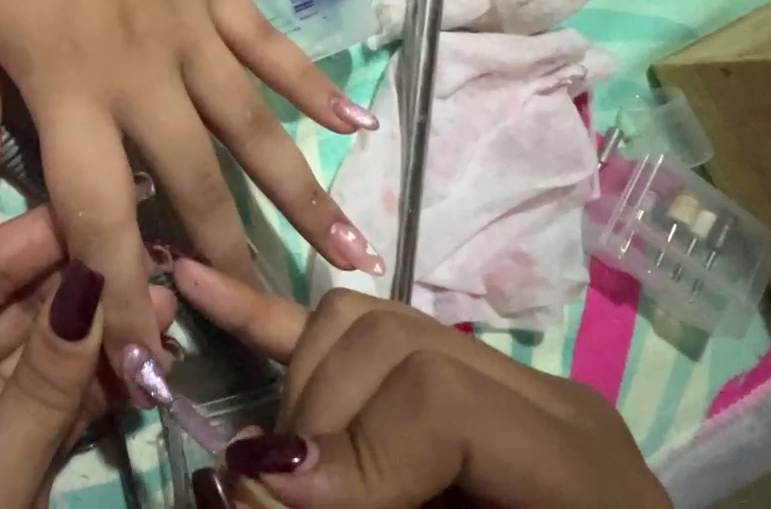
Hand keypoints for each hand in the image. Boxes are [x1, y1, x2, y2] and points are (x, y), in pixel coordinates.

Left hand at [0, 0, 385, 366]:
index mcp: (69, 86)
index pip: (97, 216)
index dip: (116, 296)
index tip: (142, 362)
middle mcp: (143, 69)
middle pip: (191, 182)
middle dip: (225, 261)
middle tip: (266, 325)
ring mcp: (189, 26)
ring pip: (251, 123)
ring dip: (299, 192)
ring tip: (349, 255)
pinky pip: (268, 44)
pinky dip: (308, 85)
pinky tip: (351, 124)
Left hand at [0, 209, 175, 507]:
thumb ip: (40, 385)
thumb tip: (97, 280)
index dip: (42, 236)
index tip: (110, 197)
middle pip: (12, 311)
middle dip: (85, 288)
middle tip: (159, 258)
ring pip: (38, 359)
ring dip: (101, 339)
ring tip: (169, 310)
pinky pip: (48, 407)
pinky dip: (95, 392)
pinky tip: (145, 367)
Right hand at [173, 259, 669, 508]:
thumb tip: (248, 482)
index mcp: (571, 456)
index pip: (434, 394)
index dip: (353, 447)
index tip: (287, 498)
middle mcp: (530, 389)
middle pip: (383, 341)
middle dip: (313, 417)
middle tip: (277, 492)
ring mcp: (484, 368)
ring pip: (357, 318)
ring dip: (300, 383)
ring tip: (281, 453)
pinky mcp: (441, 370)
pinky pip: (351, 327)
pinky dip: (270, 315)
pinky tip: (199, 282)